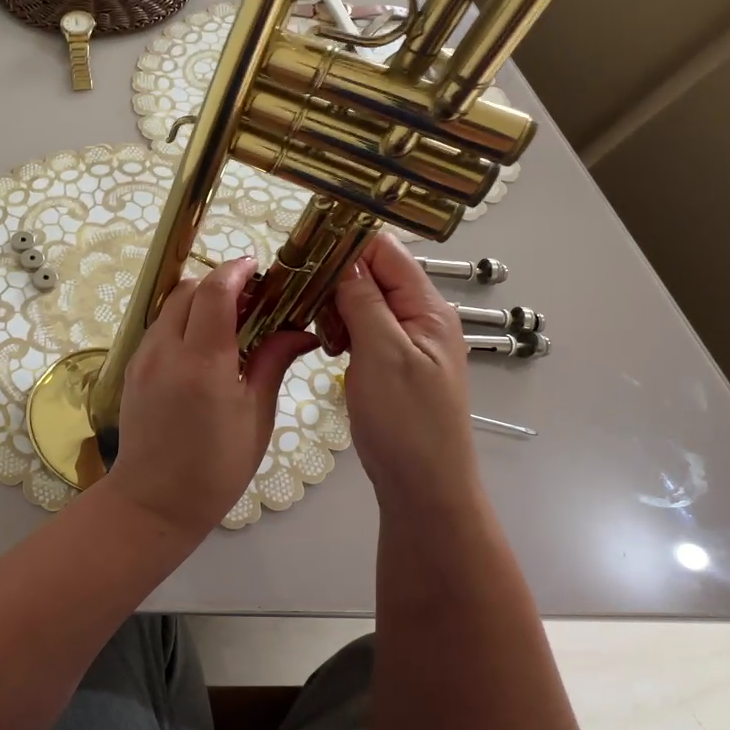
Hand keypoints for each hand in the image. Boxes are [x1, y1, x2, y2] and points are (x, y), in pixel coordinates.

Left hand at [104, 258, 319, 535]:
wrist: (154, 500)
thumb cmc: (215, 468)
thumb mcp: (255, 417)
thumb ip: (271, 364)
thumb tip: (300, 331)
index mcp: (201, 362)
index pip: (213, 292)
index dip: (236, 271)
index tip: (257, 266)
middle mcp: (164, 351)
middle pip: (187, 291)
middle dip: (219, 284)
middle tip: (252, 299)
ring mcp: (142, 359)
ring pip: (168, 307)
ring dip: (198, 302)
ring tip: (231, 322)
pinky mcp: (132, 369)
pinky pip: (158, 329)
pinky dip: (181, 322)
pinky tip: (205, 344)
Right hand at [322, 234, 480, 516]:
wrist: (422, 486)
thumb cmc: (407, 421)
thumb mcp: (382, 355)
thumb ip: (363, 302)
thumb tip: (342, 257)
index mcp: (427, 308)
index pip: (384, 250)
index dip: (344, 243)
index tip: (302, 252)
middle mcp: (418, 316)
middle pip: (370, 271)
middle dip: (333, 277)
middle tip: (303, 300)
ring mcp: (404, 340)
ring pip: (360, 299)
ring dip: (334, 306)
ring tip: (320, 331)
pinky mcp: (388, 361)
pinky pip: (359, 327)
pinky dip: (338, 328)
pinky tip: (327, 346)